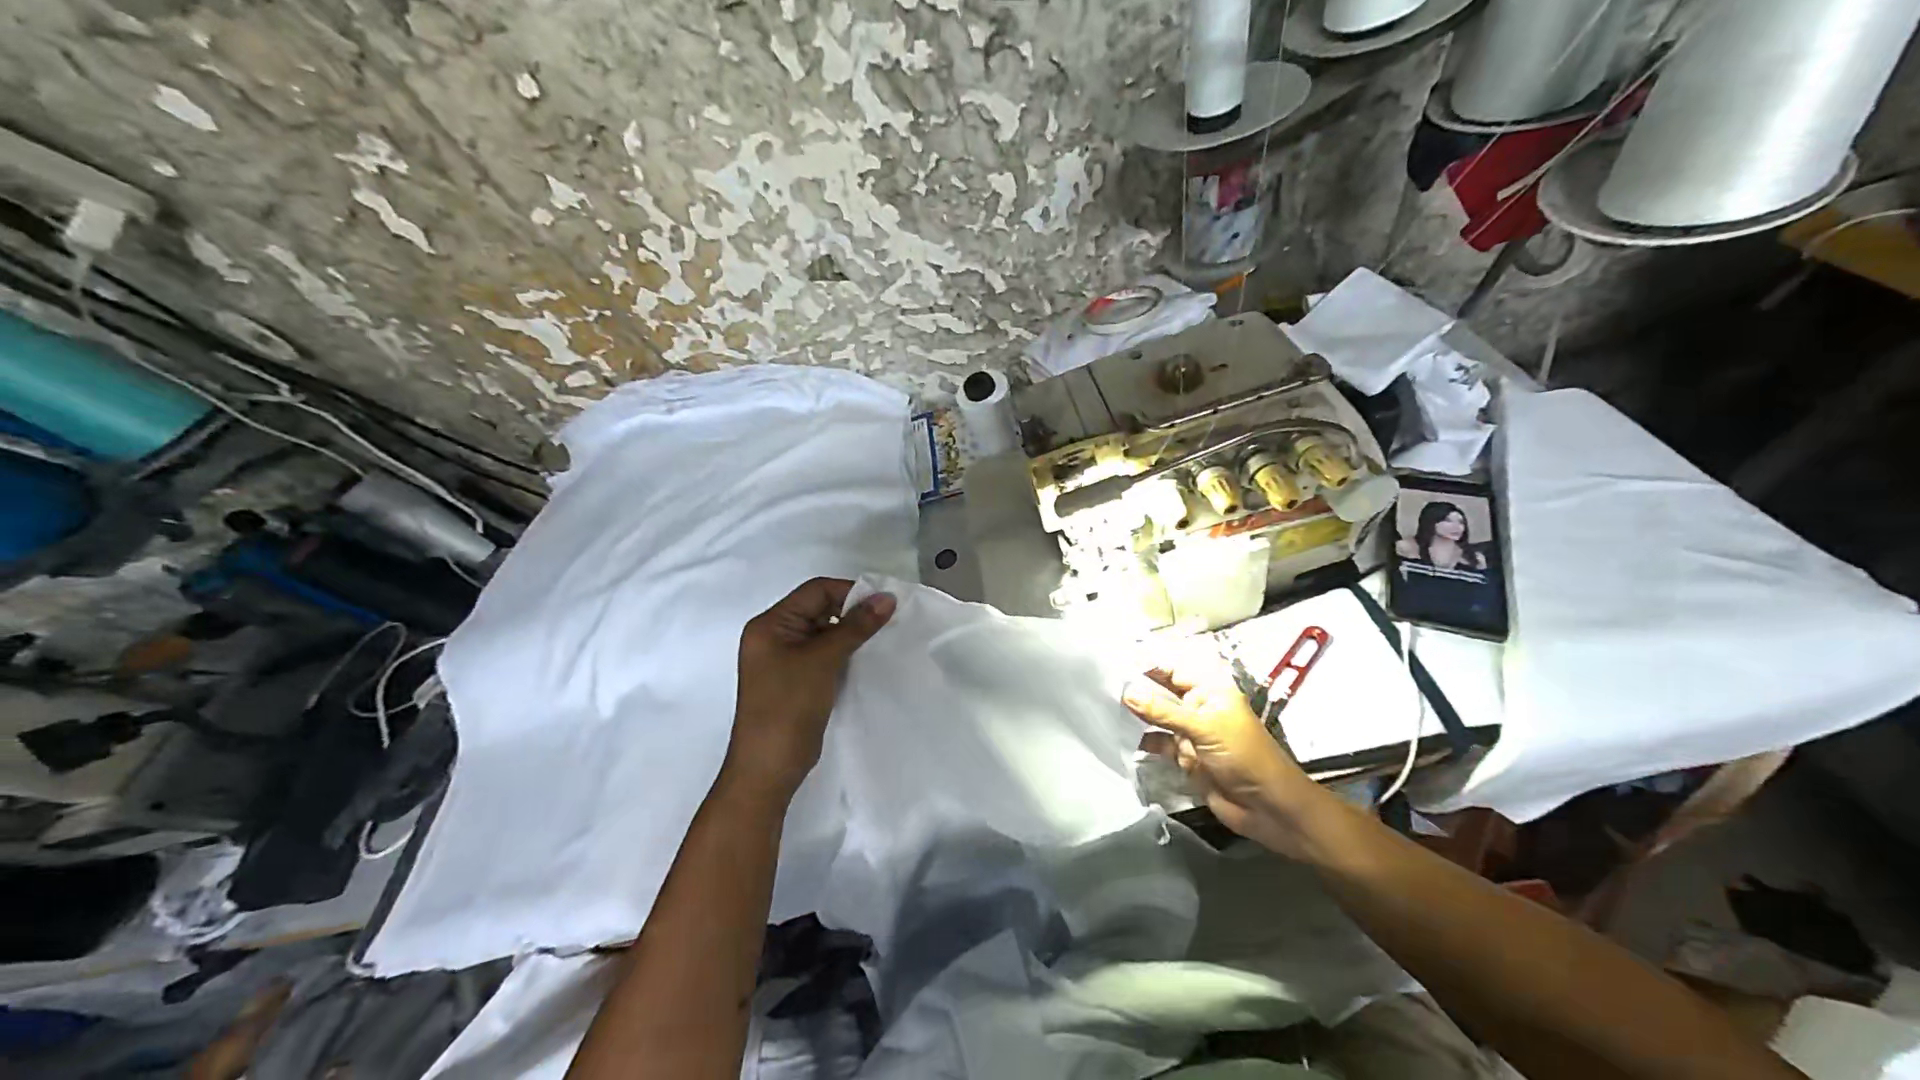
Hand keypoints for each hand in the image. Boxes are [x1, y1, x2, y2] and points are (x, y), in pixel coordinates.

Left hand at [723, 578, 895, 802]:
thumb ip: (855, 626)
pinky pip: (823, 654)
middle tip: (887, 621)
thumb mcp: (823, 660)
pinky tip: (866, 658)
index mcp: (770, 624)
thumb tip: (886, 598)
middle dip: (852, 612)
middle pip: (818, 609)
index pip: (815, 591)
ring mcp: (784, 659)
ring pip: (823, 633)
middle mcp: (774, 636)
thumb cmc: (789, 706)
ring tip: (881, 639)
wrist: (769, 767)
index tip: (884, 604)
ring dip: (850, 633)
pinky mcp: (796, 680)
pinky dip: (844, 652)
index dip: (849, 592)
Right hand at [1123, 658, 1333, 858]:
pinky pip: (1159, 742)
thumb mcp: (1203, 728)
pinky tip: (1120, 736)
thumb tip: (1126, 692)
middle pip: (1163, 692)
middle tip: (1101, 684)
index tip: (1115, 663)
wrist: (1268, 807)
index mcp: (1211, 690)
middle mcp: (1199, 707)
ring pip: (1158, 718)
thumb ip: (1163, 711)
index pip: (1173, 670)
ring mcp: (1192, 733)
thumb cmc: (1244, 756)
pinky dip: (1142, 740)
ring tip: (1103, 707)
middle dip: (1137, 689)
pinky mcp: (1186, 756)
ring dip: (1137, 714)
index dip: (1147, 666)